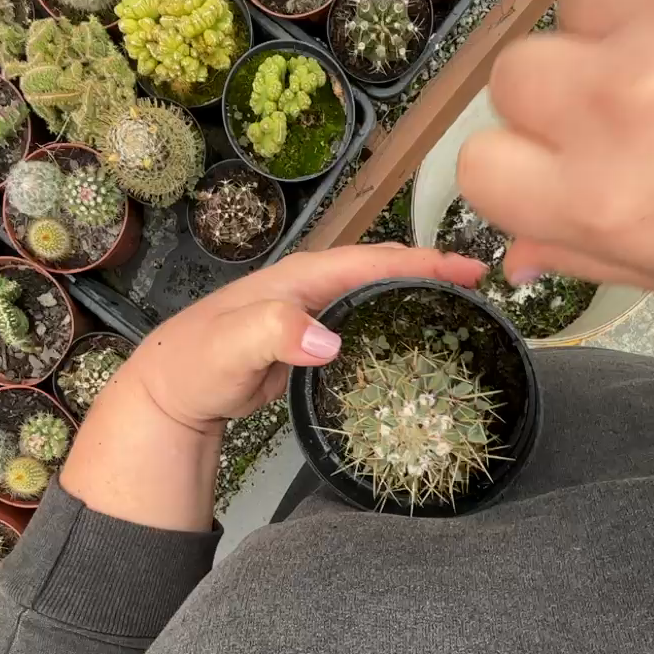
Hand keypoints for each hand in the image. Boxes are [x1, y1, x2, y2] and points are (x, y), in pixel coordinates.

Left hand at [61, 245, 484, 530]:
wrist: (174, 392)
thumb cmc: (198, 364)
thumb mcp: (229, 346)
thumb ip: (273, 333)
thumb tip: (330, 340)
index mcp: (301, 279)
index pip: (371, 261)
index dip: (422, 263)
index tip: (469, 270)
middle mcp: (311, 288)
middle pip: (381, 271)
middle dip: (431, 273)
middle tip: (480, 287)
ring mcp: (312, 315)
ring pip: (375, 297)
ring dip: (416, 298)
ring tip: (461, 309)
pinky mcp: (312, 343)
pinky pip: (362, 325)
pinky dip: (392, 326)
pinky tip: (411, 343)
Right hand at [460, 0, 653, 307]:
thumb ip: (587, 254)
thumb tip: (511, 251)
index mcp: (608, 198)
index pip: (479, 165)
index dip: (517, 166)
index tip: (561, 161)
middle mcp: (627, 97)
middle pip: (513, 74)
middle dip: (565, 92)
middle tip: (646, 100)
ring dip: (631, 16)